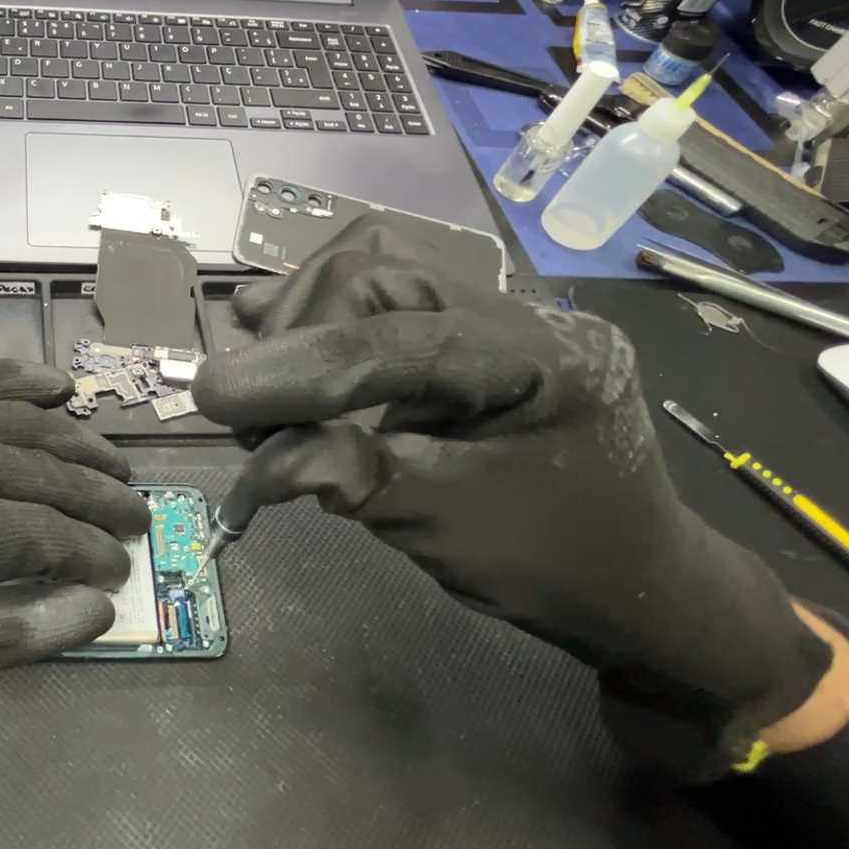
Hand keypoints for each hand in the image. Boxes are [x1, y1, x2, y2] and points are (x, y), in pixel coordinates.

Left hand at [0, 360, 150, 704]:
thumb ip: (13, 631)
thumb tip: (99, 611)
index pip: (47, 534)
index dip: (91, 556)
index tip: (122, 576)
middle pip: (44, 468)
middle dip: (98, 495)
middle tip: (138, 515)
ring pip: (19, 418)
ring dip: (73, 438)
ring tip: (112, 460)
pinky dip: (15, 377)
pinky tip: (51, 383)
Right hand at [193, 220, 832, 777]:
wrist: (637, 581)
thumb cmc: (553, 565)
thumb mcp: (442, 527)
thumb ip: (345, 475)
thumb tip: (255, 459)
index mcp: (536, 359)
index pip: (389, 341)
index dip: (289, 369)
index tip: (211, 399)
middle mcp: (516, 311)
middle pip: (375, 272)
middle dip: (294, 330)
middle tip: (248, 400)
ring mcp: (493, 312)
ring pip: (375, 266)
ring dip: (302, 311)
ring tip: (261, 364)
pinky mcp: (465, 330)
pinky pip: (384, 296)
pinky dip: (323, 313)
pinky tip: (284, 331)